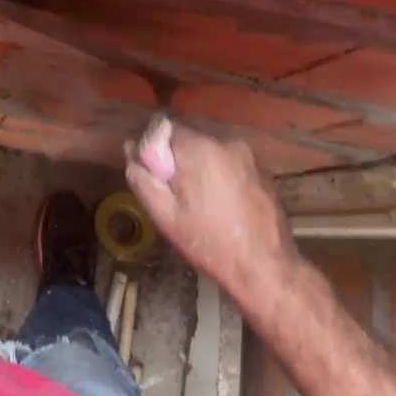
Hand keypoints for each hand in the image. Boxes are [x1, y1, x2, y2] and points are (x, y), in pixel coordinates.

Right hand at [126, 124, 297, 300]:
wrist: (265, 267)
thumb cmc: (209, 242)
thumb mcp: (164, 214)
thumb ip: (142, 177)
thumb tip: (130, 148)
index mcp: (199, 148)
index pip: (164, 128)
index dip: (153, 148)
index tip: (154, 174)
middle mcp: (226, 141)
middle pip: (188, 137)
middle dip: (177, 157)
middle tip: (175, 192)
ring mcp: (248, 154)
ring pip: (210, 149)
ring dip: (199, 165)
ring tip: (200, 201)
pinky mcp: (263, 169)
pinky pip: (229, 161)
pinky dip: (220, 173)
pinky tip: (223, 203)